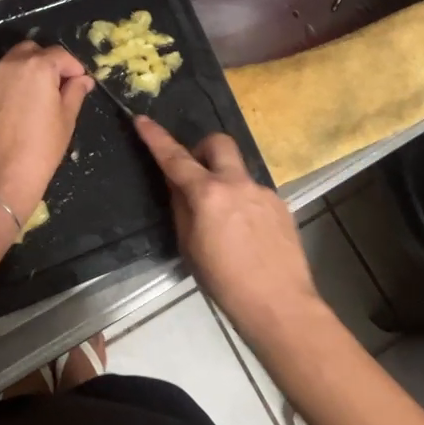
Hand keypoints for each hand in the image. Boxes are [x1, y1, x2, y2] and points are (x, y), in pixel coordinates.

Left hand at [0, 41, 92, 224]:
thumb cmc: (40, 150)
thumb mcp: (66, 120)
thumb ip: (75, 92)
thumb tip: (82, 79)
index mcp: (37, 66)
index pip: (60, 54)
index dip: (73, 67)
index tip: (78, 82)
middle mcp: (8, 65)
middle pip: (30, 51)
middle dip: (44, 62)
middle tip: (53, 86)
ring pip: (7, 66)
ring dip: (21, 74)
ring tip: (27, 100)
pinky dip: (1, 89)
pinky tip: (6, 113)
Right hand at [134, 116, 317, 326]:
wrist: (280, 304)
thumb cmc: (225, 282)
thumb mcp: (189, 247)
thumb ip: (181, 207)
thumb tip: (177, 183)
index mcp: (209, 194)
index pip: (176, 158)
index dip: (156, 137)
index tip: (142, 120)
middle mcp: (238, 184)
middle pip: (219, 142)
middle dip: (202, 149)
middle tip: (195, 173)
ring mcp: (264, 192)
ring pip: (239, 171)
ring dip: (225, 182)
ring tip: (224, 222)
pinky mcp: (281, 205)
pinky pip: (255, 193)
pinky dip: (244, 203)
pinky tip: (247, 236)